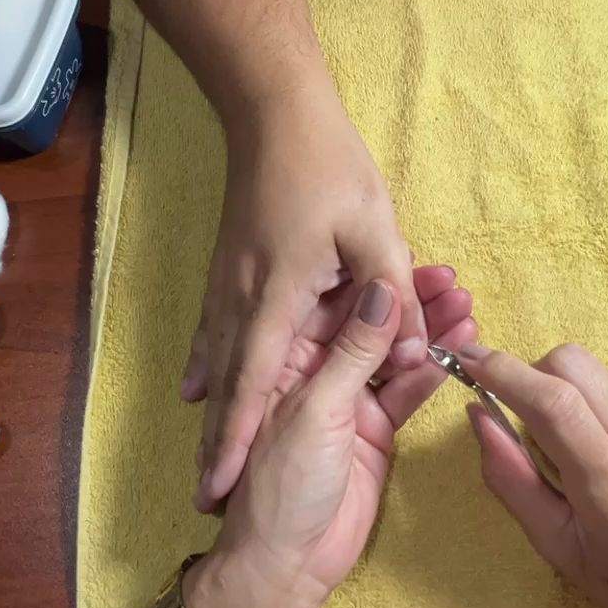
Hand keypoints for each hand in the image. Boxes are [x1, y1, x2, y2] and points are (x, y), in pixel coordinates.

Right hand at [186, 96, 427, 511]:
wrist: (274, 114)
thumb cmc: (328, 168)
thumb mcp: (376, 229)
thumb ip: (392, 295)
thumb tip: (413, 350)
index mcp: (276, 297)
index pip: (253, 384)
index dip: (235, 439)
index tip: (215, 487)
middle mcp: (239, 300)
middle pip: (226, 383)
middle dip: (215, 441)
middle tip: (206, 493)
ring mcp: (226, 283)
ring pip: (217, 360)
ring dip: (211, 411)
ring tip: (202, 457)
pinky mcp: (227, 269)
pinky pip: (213, 330)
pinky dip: (205, 365)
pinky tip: (193, 386)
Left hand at [191, 273, 475, 607]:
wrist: (289, 560)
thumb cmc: (284, 481)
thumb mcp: (318, 409)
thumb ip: (354, 352)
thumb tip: (382, 291)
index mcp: (285, 356)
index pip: (333, 306)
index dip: (374, 281)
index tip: (413, 259)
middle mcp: (317, 369)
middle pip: (368, 326)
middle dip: (409, 304)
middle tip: (452, 280)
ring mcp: (348, 398)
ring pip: (392, 355)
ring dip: (427, 334)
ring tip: (467, 306)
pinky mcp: (374, 427)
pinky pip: (405, 391)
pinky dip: (432, 373)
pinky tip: (461, 349)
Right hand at [461, 343, 607, 607]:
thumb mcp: (557, 548)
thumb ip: (511, 477)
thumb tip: (477, 412)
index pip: (553, 402)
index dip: (503, 371)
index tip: (466, 357)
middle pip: (575, 364)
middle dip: (534, 374)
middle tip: (525, 415)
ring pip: (602, 374)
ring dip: (571, 393)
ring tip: (578, 445)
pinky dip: (606, 410)